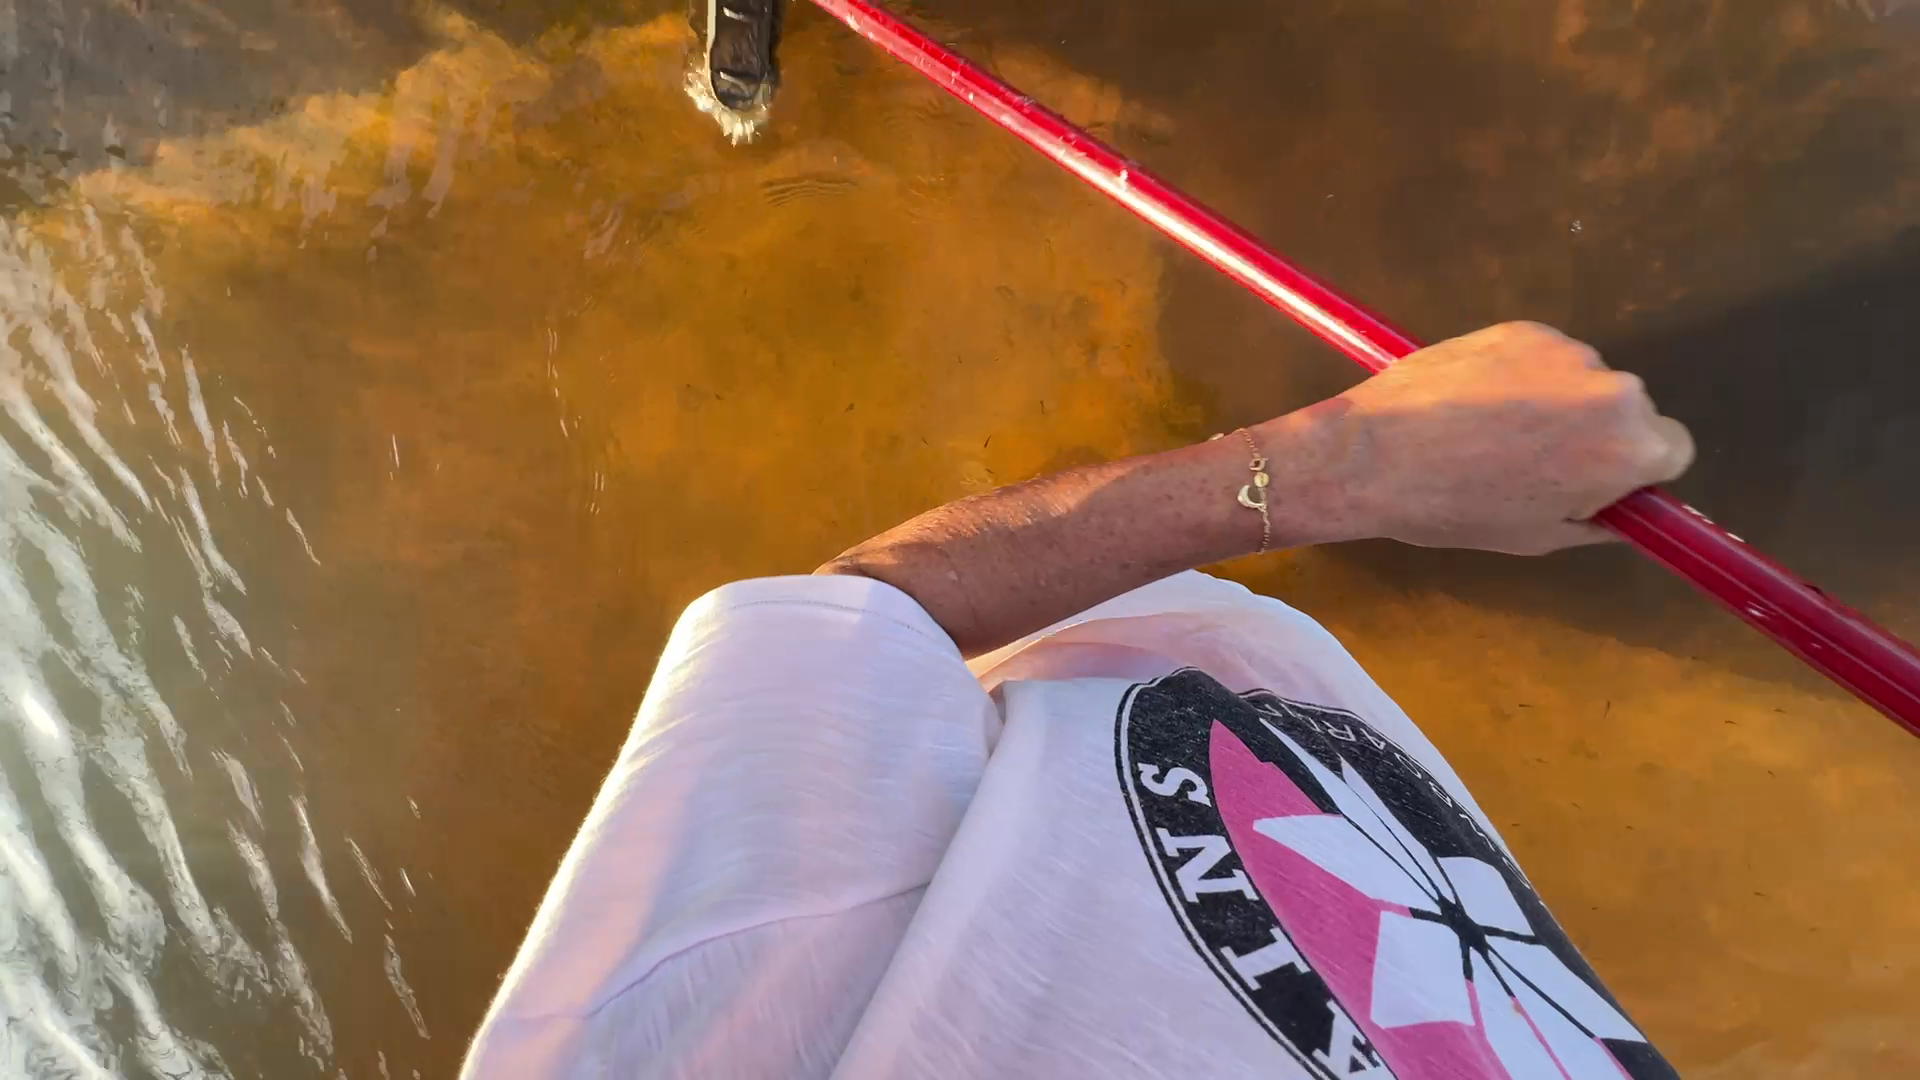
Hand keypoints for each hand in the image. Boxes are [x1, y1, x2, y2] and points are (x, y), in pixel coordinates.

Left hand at [1299, 321, 1694, 554]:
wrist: (1368, 455)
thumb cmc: (1447, 507)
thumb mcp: (1531, 537)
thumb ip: (1595, 525)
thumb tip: (1625, 516)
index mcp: (1633, 447)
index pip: (1669, 451)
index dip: (1624, 469)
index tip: (1579, 479)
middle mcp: (1617, 388)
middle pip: (1624, 410)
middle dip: (1586, 432)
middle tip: (1513, 457)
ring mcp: (1566, 350)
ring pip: (1575, 379)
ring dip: (1544, 398)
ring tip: (1473, 429)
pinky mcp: (1519, 328)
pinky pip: (1533, 355)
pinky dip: (1509, 373)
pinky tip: (1461, 399)